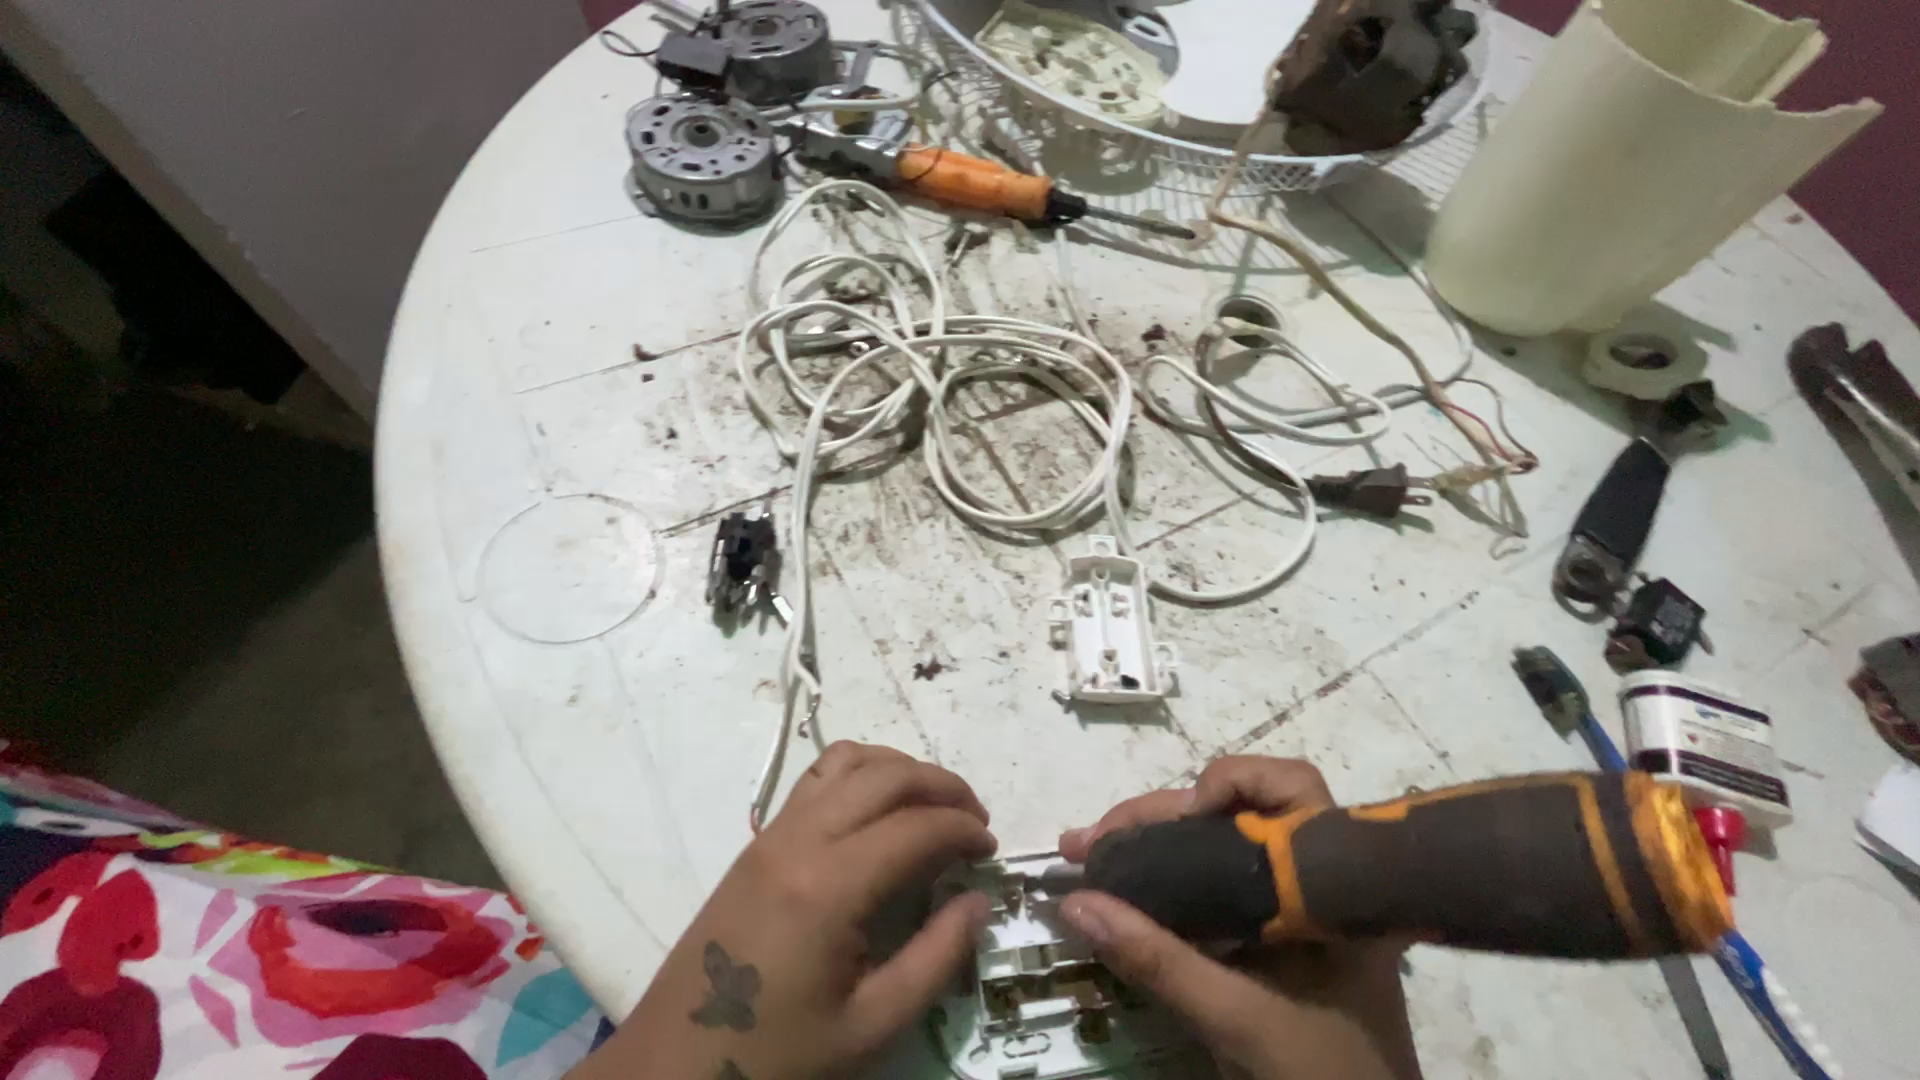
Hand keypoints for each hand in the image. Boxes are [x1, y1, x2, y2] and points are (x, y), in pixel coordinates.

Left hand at [572, 742, 996, 1079]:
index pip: (916, 826)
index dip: (964, 829)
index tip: (991, 849)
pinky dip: (860, 771)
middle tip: (975, 818)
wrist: (677, 1064)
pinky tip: (878, 805)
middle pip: (886, 776)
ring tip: (933, 802)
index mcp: (830, 886)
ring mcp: (773, 832)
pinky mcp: (758, 840)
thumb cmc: (779, 1053)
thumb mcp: (871, 1025)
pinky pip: (816, 777)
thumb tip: (979, 899)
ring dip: (900, 768)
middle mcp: (801, 839)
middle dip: (942, 786)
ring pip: (848, 760)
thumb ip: (936, 958)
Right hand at [1057, 757, 1421, 1079]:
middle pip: (1238, 807)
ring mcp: (1295, 901)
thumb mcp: (1235, 1019)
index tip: (1181, 819)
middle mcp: (1318, 878)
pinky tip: (1126, 884)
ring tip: (1093, 851)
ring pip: (1221, 838)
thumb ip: (1158, 960)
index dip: (1232, 783)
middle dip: (1160, 815)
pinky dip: (1167, 872)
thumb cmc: (1318, 1075)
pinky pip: (1216, 875)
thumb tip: (1075, 902)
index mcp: (1335, 886)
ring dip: (1156, 838)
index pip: (1290, 786)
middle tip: (1093, 840)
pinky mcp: (1272, 926)